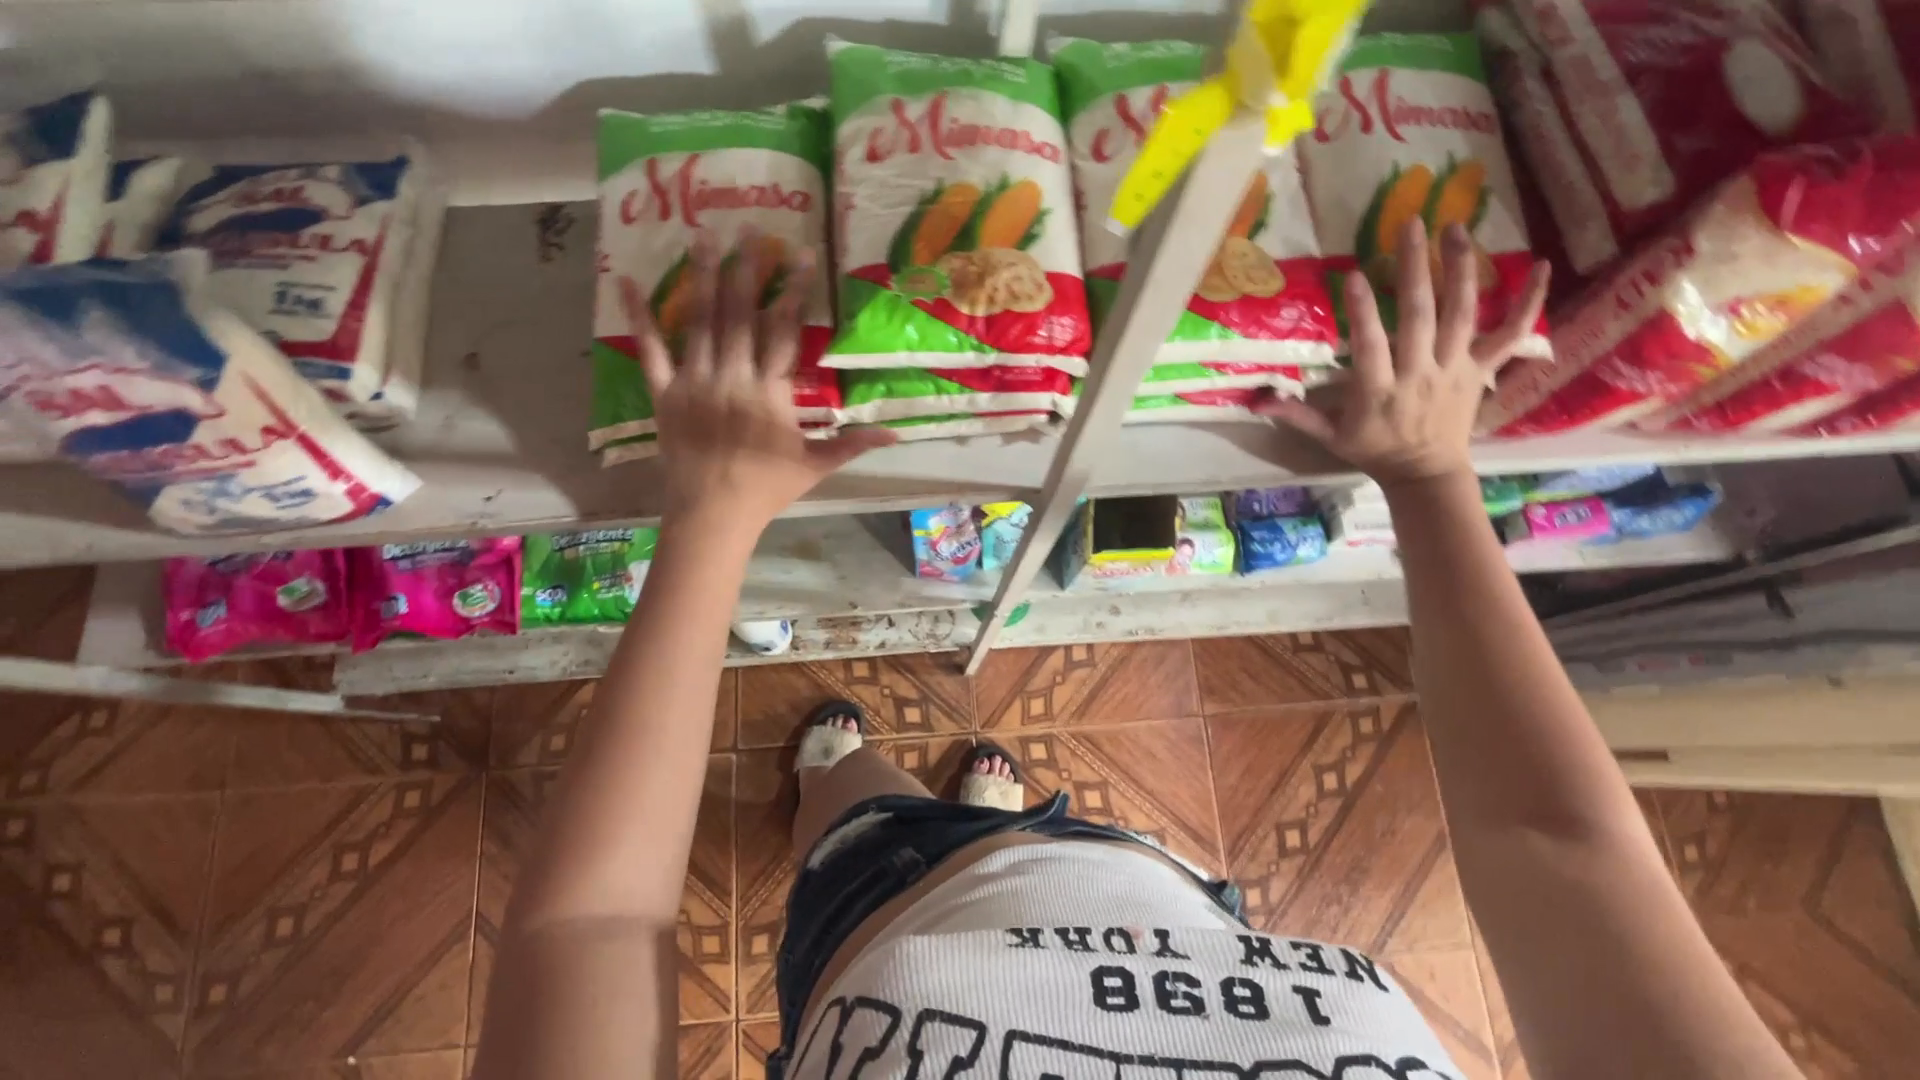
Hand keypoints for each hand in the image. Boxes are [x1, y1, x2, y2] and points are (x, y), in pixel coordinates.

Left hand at [618, 230, 894, 528]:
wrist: (713, 514)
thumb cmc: (766, 489)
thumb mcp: (815, 466)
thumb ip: (853, 443)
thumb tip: (896, 435)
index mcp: (770, 391)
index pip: (785, 330)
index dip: (794, 291)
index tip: (800, 255)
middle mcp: (733, 376)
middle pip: (741, 314)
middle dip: (747, 270)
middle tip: (749, 230)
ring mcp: (696, 381)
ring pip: (700, 321)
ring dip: (702, 277)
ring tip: (702, 236)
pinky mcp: (665, 394)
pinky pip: (650, 350)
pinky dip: (640, 316)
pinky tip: (628, 281)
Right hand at [1257, 220, 1549, 488]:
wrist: (1426, 475)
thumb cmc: (1374, 451)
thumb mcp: (1330, 438)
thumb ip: (1297, 415)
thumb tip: (1256, 400)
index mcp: (1379, 392)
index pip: (1371, 347)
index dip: (1362, 312)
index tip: (1352, 275)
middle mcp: (1420, 374)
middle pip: (1420, 317)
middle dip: (1414, 270)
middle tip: (1410, 227)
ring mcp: (1456, 369)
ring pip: (1463, 314)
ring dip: (1460, 269)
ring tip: (1455, 229)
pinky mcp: (1481, 369)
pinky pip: (1512, 334)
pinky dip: (1530, 302)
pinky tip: (1541, 266)